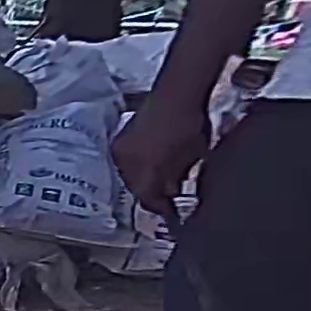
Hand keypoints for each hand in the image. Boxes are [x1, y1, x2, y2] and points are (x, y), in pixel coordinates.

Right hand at [113, 97, 209, 220]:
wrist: (176, 95)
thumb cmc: (190, 124)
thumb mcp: (192, 155)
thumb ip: (177, 177)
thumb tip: (170, 194)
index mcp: (143, 169)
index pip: (147, 197)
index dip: (160, 208)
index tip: (173, 215)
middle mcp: (125, 163)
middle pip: (135, 187)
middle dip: (150, 194)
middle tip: (167, 199)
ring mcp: (119, 152)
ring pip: (128, 175)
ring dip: (142, 180)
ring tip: (160, 181)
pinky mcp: (119, 141)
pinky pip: (125, 162)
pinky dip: (137, 167)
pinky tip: (150, 164)